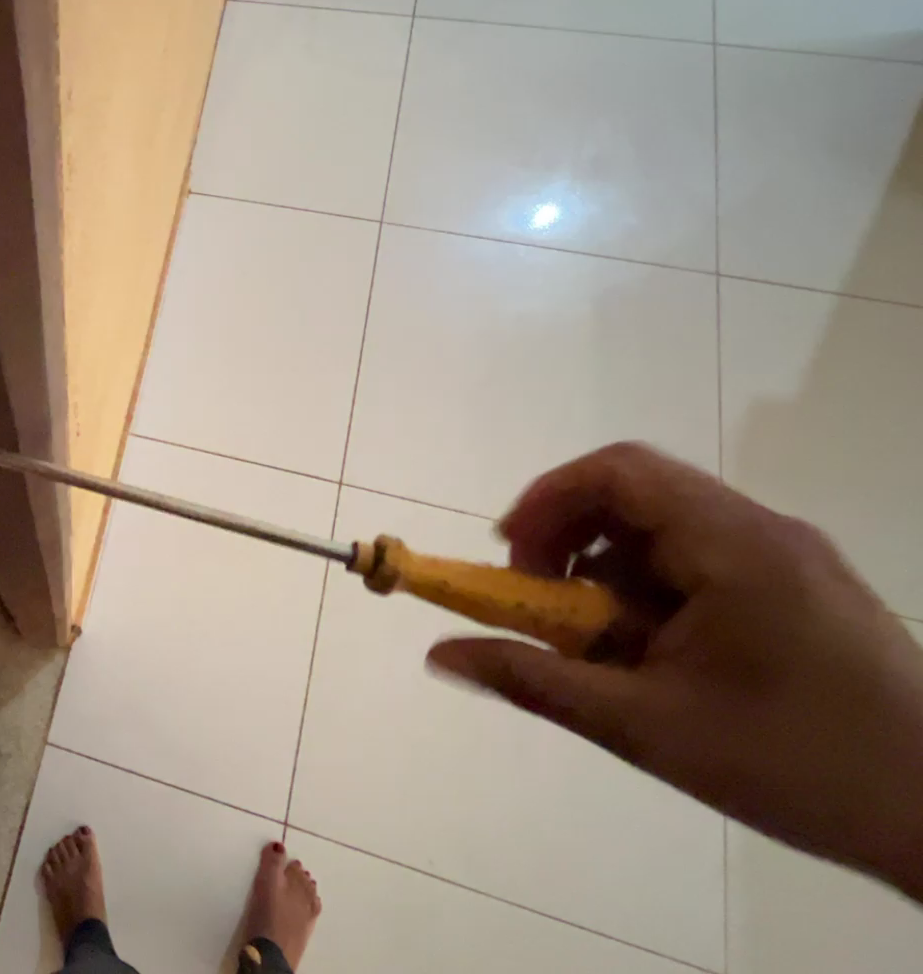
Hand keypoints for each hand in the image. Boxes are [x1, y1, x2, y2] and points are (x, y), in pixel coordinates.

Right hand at [427, 443, 922, 897]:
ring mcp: (787, 559)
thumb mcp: (645, 727)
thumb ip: (533, 680)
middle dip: (566, 539)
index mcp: (735, 548)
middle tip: (540, 599)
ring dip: (602, 570)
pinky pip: (694, 559)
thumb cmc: (800, 766)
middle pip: (633, 494)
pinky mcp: (797, 588)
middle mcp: (764, 534)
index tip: (511, 558)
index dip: (545, 500)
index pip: (619, 472)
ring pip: (659, 528)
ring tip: (595, 640)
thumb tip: (439, 653)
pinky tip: (648, 650)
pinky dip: (644, 590)